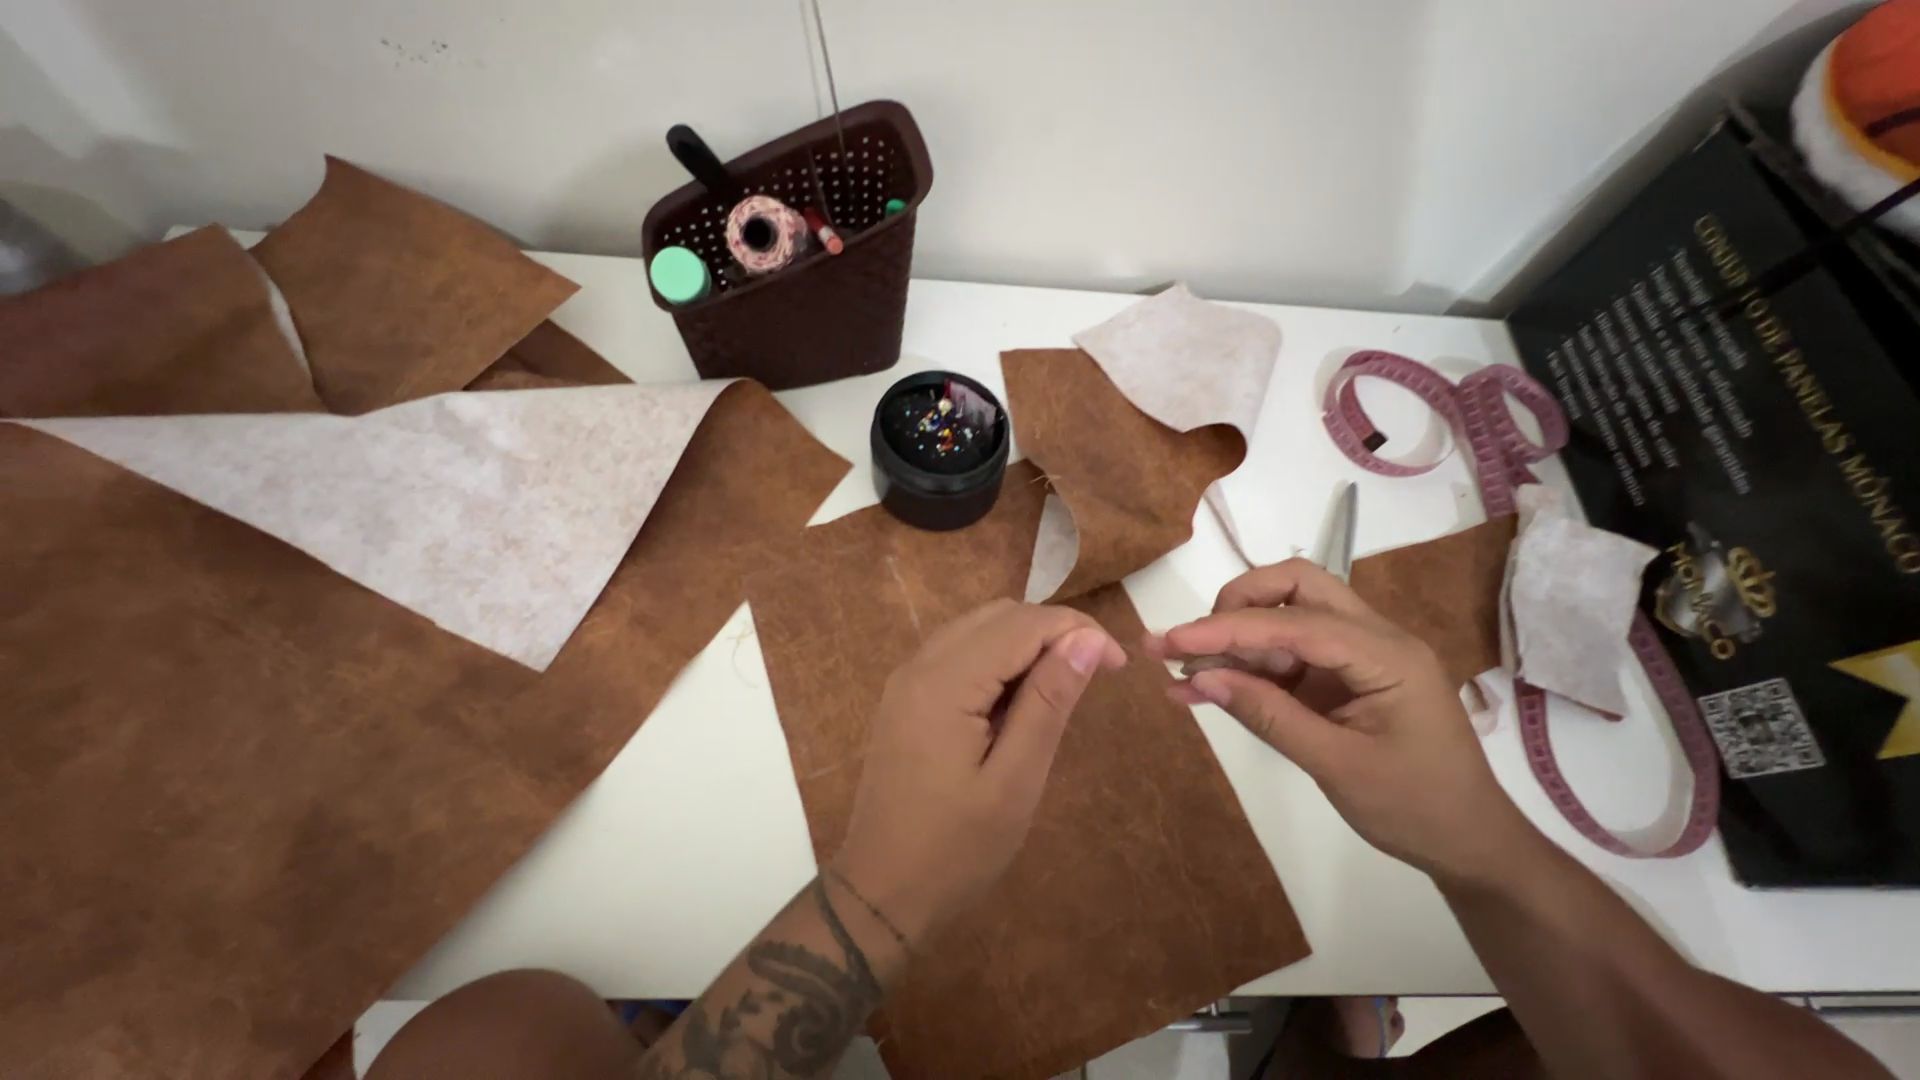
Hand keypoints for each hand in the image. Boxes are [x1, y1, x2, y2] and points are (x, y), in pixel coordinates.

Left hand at [830, 599, 1126, 943]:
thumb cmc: (956, 849)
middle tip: (1094, 676)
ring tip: (1060, 691)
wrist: (881, 892)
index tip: (1118, 664)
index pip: (1022, 624)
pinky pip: (959, 654)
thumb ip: (1048, 702)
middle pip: (998, 616)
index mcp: (945, 682)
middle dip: (1053, 632)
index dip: (1077, 630)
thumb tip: (1085, 639)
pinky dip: (997, 661)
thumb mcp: (1015, 781)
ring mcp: (907, 680)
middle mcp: (919, 665)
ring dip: (1025, 644)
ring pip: (978, 629)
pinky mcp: (906, 698)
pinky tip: (1017, 702)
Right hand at [1147, 559, 1542, 886]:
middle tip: (1191, 641)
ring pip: (1285, 620)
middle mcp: (1373, 640)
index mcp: (1386, 655)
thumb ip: (1269, 716)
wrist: (1469, 844)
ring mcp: (1357, 658)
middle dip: (1238, 605)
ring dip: (1234, 641)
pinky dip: (1246, 671)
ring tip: (1178, 670)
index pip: (1295, 622)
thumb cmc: (1416, 808)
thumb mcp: (1337, 766)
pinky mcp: (1341, 680)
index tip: (1172, 641)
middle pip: (1296, 588)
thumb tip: (1203, 679)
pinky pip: (1286, 660)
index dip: (1228, 628)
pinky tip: (1201, 690)